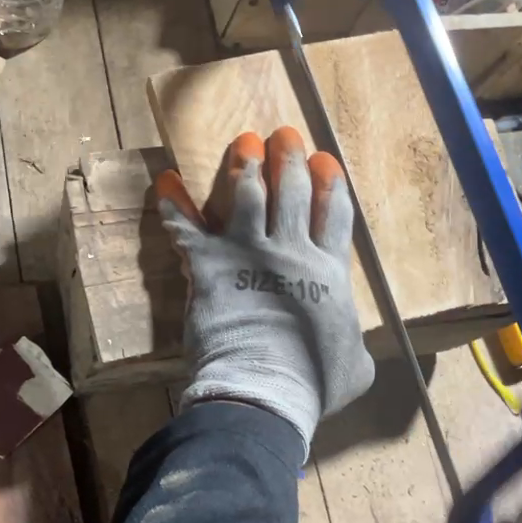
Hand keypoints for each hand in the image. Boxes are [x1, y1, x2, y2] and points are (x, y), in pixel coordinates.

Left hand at [154, 127, 375, 450]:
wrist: (263, 387)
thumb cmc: (311, 383)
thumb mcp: (354, 367)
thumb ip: (355, 346)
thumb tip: (355, 348)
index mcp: (328, 273)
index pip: (334, 214)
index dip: (330, 184)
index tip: (324, 160)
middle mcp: (291, 252)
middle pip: (293, 193)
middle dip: (289, 159)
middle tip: (284, 134)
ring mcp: (248, 253)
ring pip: (248, 196)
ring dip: (245, 166)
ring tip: (244, 141)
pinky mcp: (208, 263)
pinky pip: (185, 227)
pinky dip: (173, 204)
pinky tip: (166, 181)